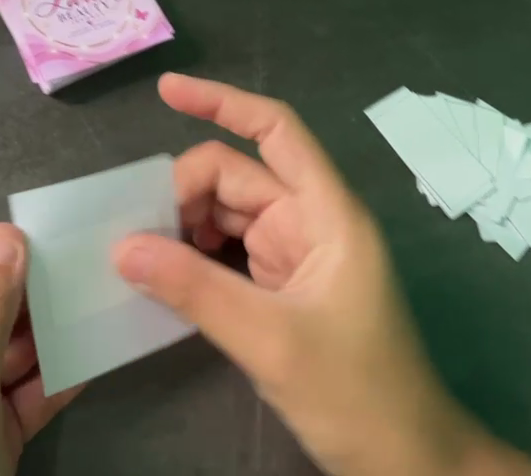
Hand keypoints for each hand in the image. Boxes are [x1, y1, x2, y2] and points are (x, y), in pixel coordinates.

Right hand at [113, 74, 530, 475]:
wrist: (407, 464)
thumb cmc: (359, 394)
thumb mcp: (271, 340)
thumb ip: (194, 288)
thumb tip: (122, 247)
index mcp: (326, 213)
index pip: (274, 130)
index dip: (222, 101)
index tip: (166, 91)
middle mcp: (309, 221)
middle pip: (236, 174)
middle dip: (185, 191)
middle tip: (139, 230)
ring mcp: (294, 253)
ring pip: (226, 211)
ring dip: (184, 223)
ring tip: (144, 252)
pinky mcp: (280, 286)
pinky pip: (226, 248)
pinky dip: (194, 253)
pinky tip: (165, 272)